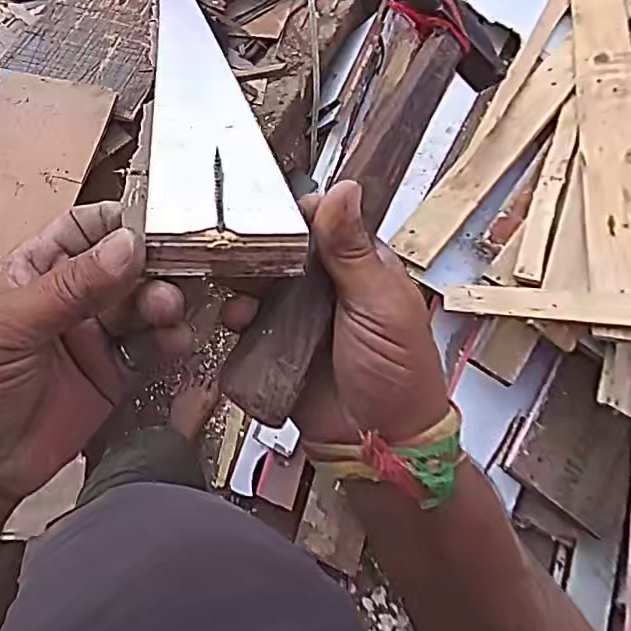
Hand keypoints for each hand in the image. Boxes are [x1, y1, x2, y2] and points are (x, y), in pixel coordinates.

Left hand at [0, 203, 191, 504]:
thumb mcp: (10, 324)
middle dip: (151, 264)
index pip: (84, 229)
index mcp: (35, 270)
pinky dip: (167, 342)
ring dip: (162, 302)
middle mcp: (68, 299)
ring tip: (167, 308)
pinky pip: (149, 350)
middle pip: (123, 266)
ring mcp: (91, 338)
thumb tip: (125, 245)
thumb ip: (71, 287)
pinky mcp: (111, 377)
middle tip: (174, 268)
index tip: (157, 221)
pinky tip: (173, 340)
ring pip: (141, 306)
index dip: (119, 221)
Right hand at [223, 181, 448, 447]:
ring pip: (259, 284)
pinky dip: (237, 316)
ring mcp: (296, 316)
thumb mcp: (378, 304)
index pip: (321, 225)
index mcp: (358, 266)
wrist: (376, 442)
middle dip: (257, 249)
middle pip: (281, 252)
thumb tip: (342, 188)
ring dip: (244, 282)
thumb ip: (352, 250)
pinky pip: (247, 321)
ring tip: (238, 289)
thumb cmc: (396, 370)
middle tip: (234, 246)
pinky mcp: (273, 344)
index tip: (262, 206)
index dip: (292, 214)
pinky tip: (236, 320)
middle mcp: (324, 286)